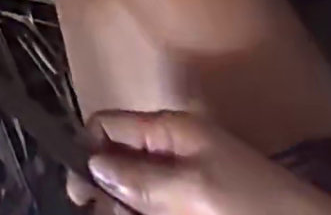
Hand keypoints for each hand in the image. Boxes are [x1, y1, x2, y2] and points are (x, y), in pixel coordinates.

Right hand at [68, 110, 330, 214]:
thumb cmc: (254, 206)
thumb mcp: (196, 190)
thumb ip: (143, 178)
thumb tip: (93, 164)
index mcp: (169, 130)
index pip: (109, 125)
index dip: (86, 148)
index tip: (75, 187)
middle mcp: (170, 149)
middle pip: (117, 159)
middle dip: (102, 185)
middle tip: (92, 210)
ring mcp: (184, 179)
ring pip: (135, 188)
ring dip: (121, 203)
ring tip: (113, 213)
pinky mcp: (194, 205)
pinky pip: (157, 203)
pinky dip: (143, 209)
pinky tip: (135, 212)